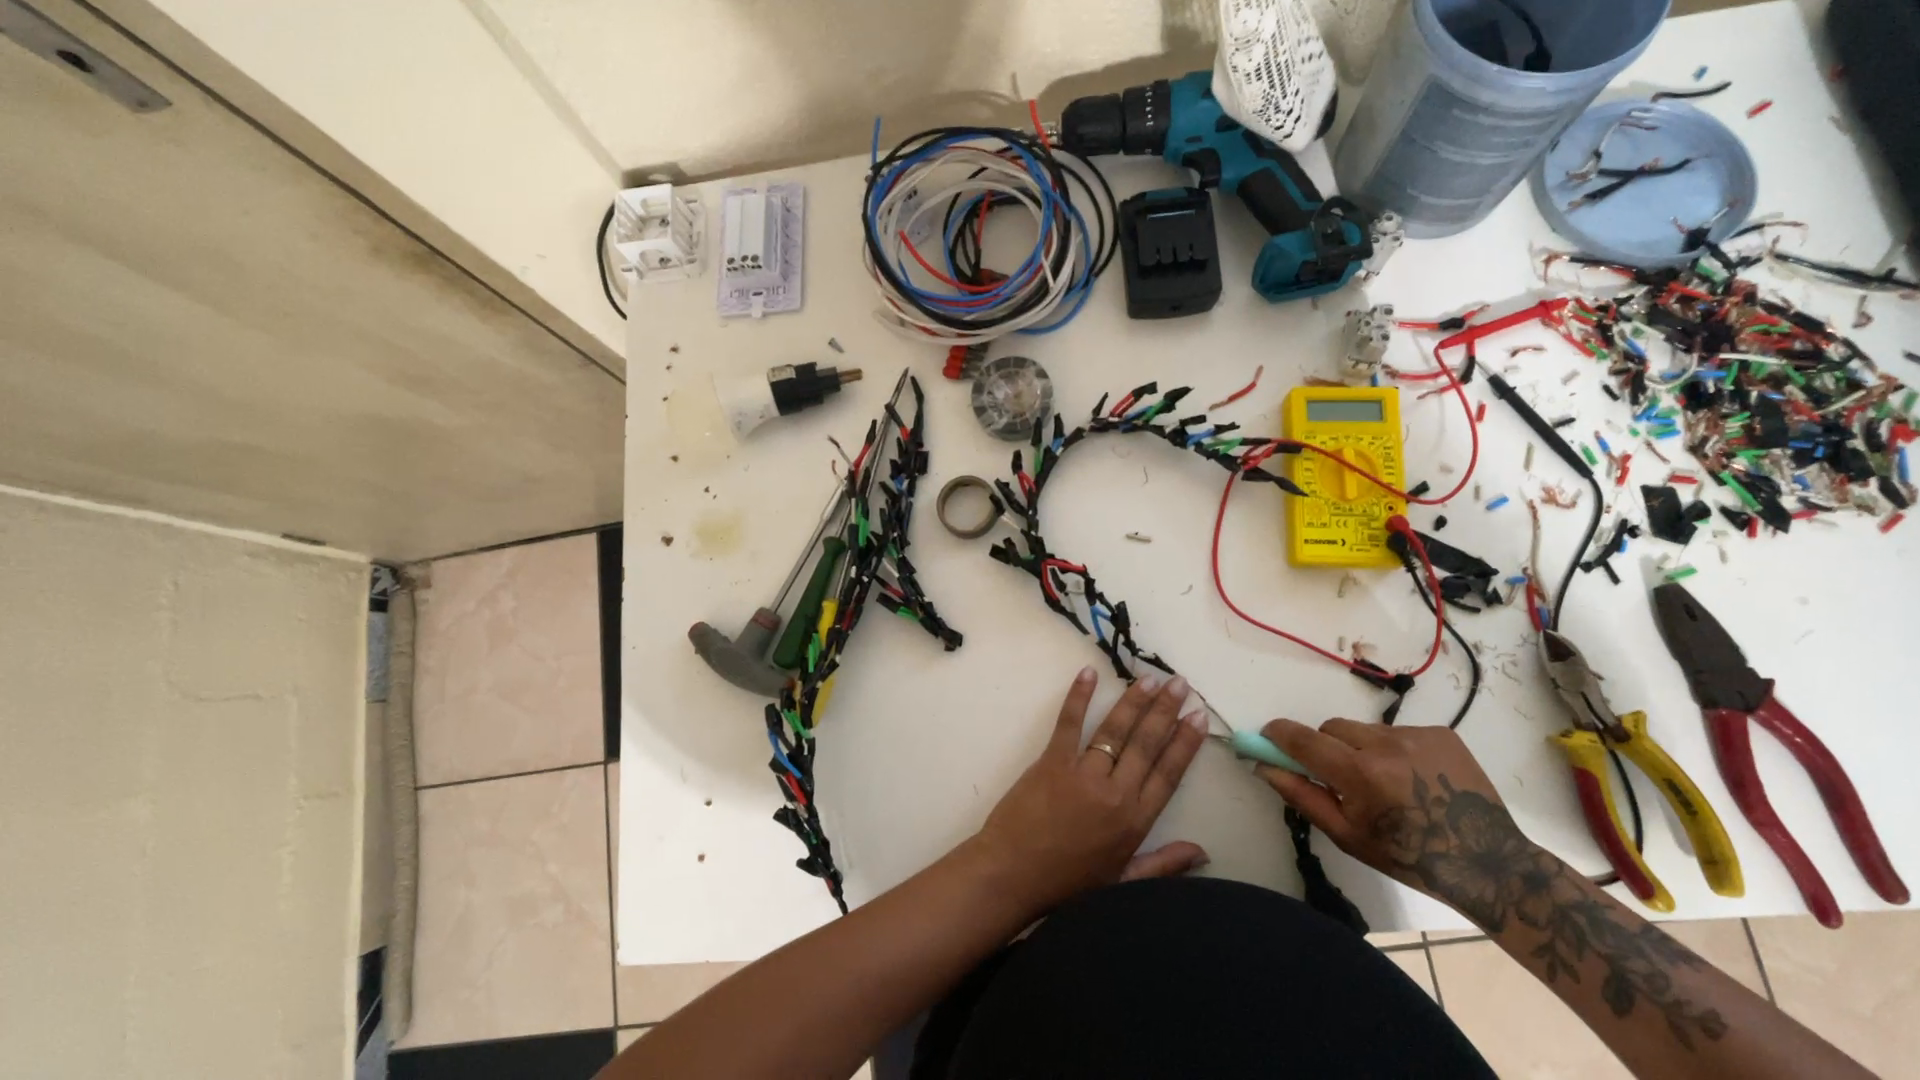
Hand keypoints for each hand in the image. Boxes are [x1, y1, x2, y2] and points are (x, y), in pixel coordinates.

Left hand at [970, 668, 1209, 916]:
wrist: (1013, 877)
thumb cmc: (1067, 884)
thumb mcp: (1123, 882)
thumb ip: (1164, 864)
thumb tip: (1202, 852)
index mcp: (1134, 821)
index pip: (1168, 773)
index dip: (1186, 743)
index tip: (1198, 716)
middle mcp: (1115, 793)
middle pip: (1146, 744)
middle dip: (1166, 711)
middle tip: (1180, 683)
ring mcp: (1082, 775)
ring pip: (1115, 730)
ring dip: (1134, 701)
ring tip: (1150, 679)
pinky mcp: (1051, 763)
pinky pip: (1069, 724)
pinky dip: (1078, 697)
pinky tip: (1089, 674)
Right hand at [1252, 718, 1538, 907]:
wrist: (1488, 861)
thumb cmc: (1409, 857)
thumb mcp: (1347, 835)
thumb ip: (1302, 795)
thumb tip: (1265, 767)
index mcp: (1361, 774)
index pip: (1303, 739)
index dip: (1278, 735)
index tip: (1265, 737)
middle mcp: (1386, 744)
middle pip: (1332, 728)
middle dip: (1325, 747)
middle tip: (1337, 778)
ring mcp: (1416, 735)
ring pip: (1364, 729)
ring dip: (1359, 748)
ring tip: (1383, 783)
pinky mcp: (1441, 733)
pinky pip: (1397, 732)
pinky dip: (1392, 750)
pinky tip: (1412, 779)